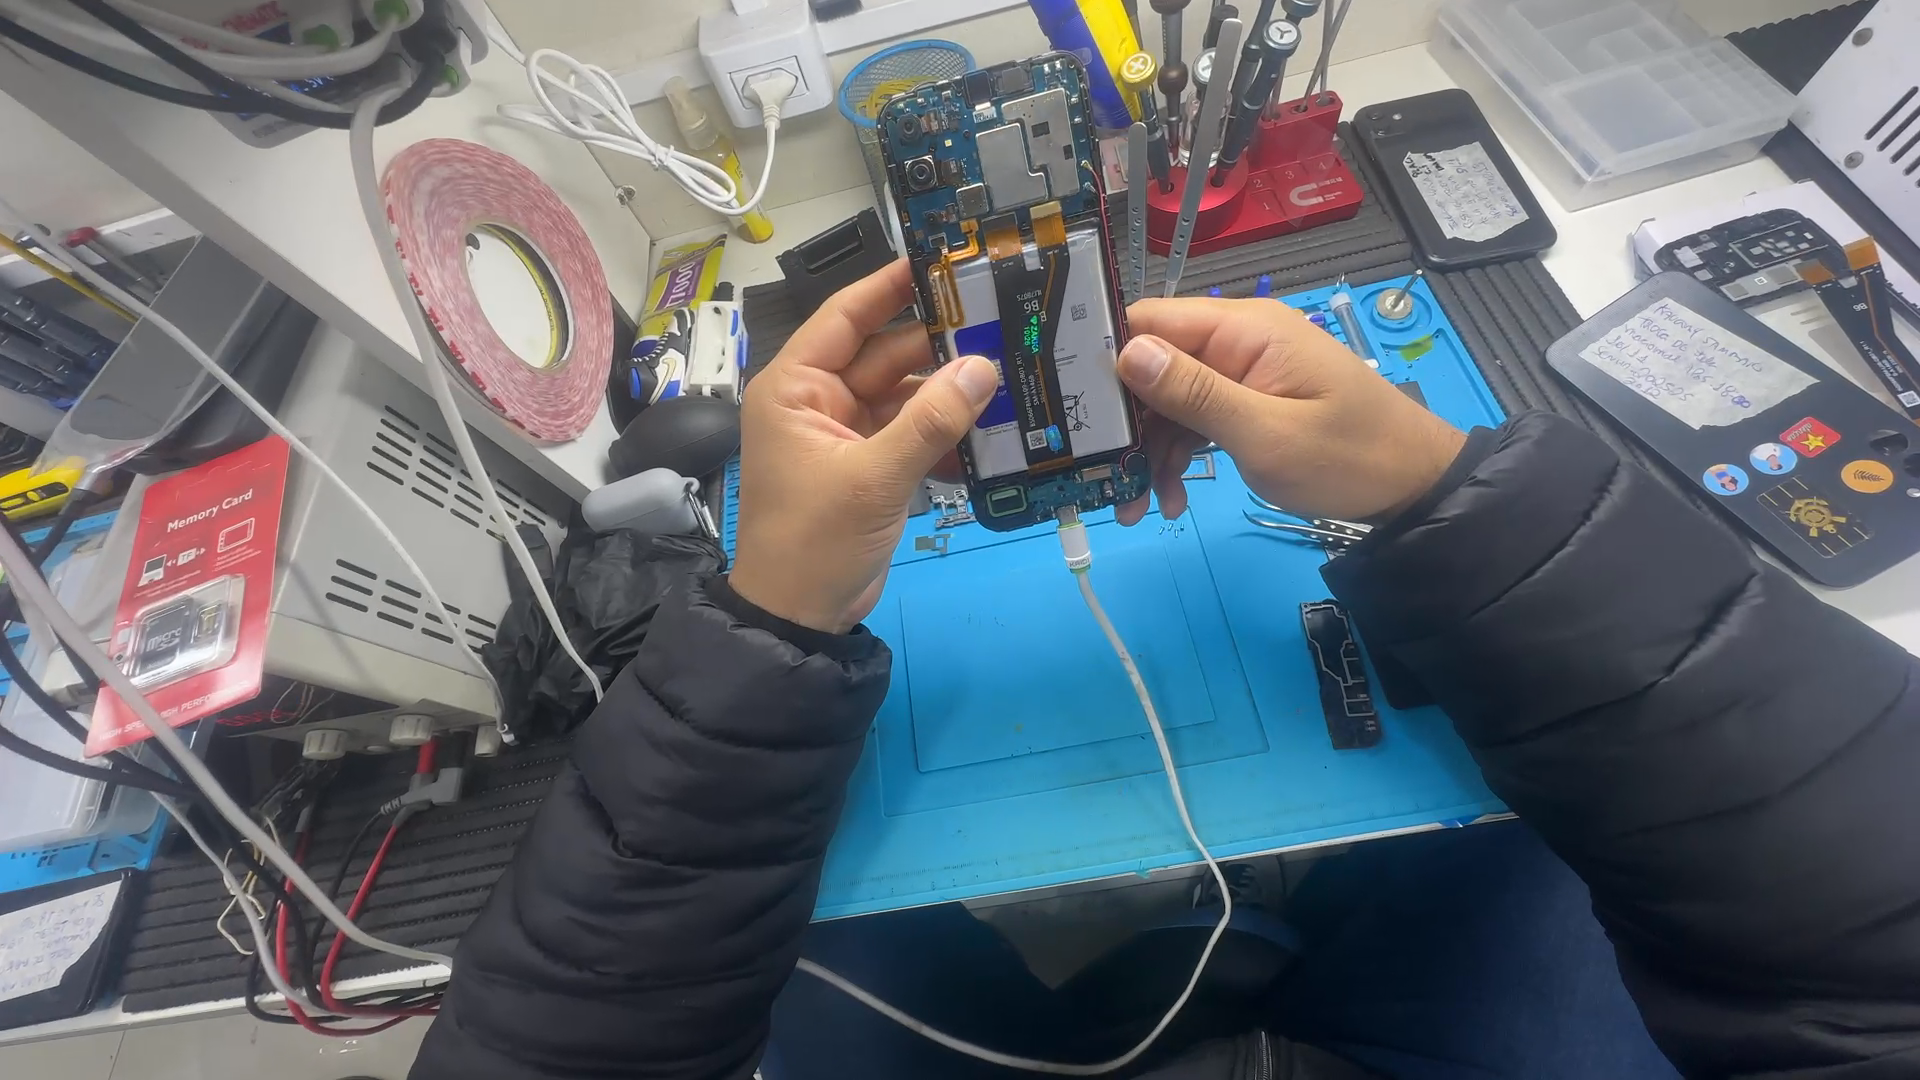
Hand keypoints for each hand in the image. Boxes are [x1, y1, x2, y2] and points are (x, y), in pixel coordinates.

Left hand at [729, 260, 998, 633]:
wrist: (802, 615)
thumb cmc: (815, 540)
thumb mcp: (872, 477)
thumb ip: (929, 422)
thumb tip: (983, 367)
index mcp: (796, 387)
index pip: (844, 317)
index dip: (890, 287)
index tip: (939, 262)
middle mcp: (820, 401)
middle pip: (885, 355)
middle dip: (939, 345)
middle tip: (1001, 322)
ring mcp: (848, 434)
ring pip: (905, 396)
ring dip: (949, 392)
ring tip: (1009, 371)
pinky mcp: (872, 466)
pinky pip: (913, 434)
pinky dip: (944, 432)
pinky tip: (990, 426)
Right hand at [1114, 297, 1466, 525]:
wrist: (1409, 490)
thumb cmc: (1347, 459)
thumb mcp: (1266, 433)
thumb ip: (1195, 393)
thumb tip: (1127, 353)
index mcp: (1243, 331)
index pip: (1151, 320)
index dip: (1105, 356)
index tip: (1069, 404)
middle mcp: (1234, 343)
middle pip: (1151, 368)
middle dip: (1124, 423)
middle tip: (1101, 473)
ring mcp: (1237, 375)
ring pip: (1165, 404)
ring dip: (1147, 453)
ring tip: (1135, 505)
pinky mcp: (1240, 404)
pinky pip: (1190, 424)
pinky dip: (1174, 460)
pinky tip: (1170, 500)